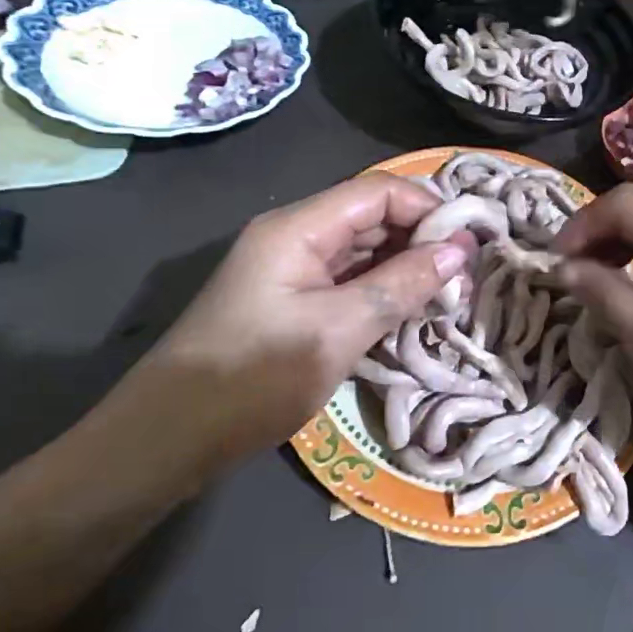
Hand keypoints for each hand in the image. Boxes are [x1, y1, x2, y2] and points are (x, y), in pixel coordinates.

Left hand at [139, 172, 475, 456]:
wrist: (164, 441)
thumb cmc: (252, 379)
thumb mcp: (337, 331)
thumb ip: (401, 285)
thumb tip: (460, 250)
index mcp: (300, 226)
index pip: (379, 191)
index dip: (428, 207)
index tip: (468, 243)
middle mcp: (297, 235)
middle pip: (373, 216)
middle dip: (422, 238)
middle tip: (466, 274)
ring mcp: (293, 268)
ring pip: (365, 249)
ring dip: (406, 266)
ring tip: (449, 293)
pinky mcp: (293, 300)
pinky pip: (349, 278)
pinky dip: (383, 289)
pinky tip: (411, 309)